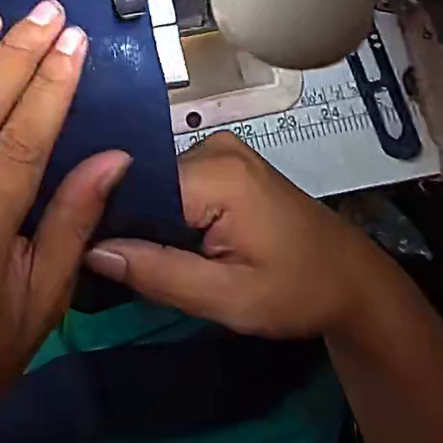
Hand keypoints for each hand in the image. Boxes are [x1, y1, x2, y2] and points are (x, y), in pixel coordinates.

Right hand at [83, 132, 416, 341]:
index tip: (95, 257)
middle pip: (147, 182)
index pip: (139, 187)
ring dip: (151, 219)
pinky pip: (176, 180)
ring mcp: (220, 147)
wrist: (351, 278)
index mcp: (217, 172)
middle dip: (134, 224)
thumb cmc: (297, 291)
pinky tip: (171, 239)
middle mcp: (214, 144)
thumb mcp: (228, 298)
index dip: (115, 224)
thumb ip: (159, 274)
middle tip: (125, 267)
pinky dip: (169, 211)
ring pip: (158, 182)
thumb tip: (91, 250)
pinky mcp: (224, 158)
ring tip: (148, 256)